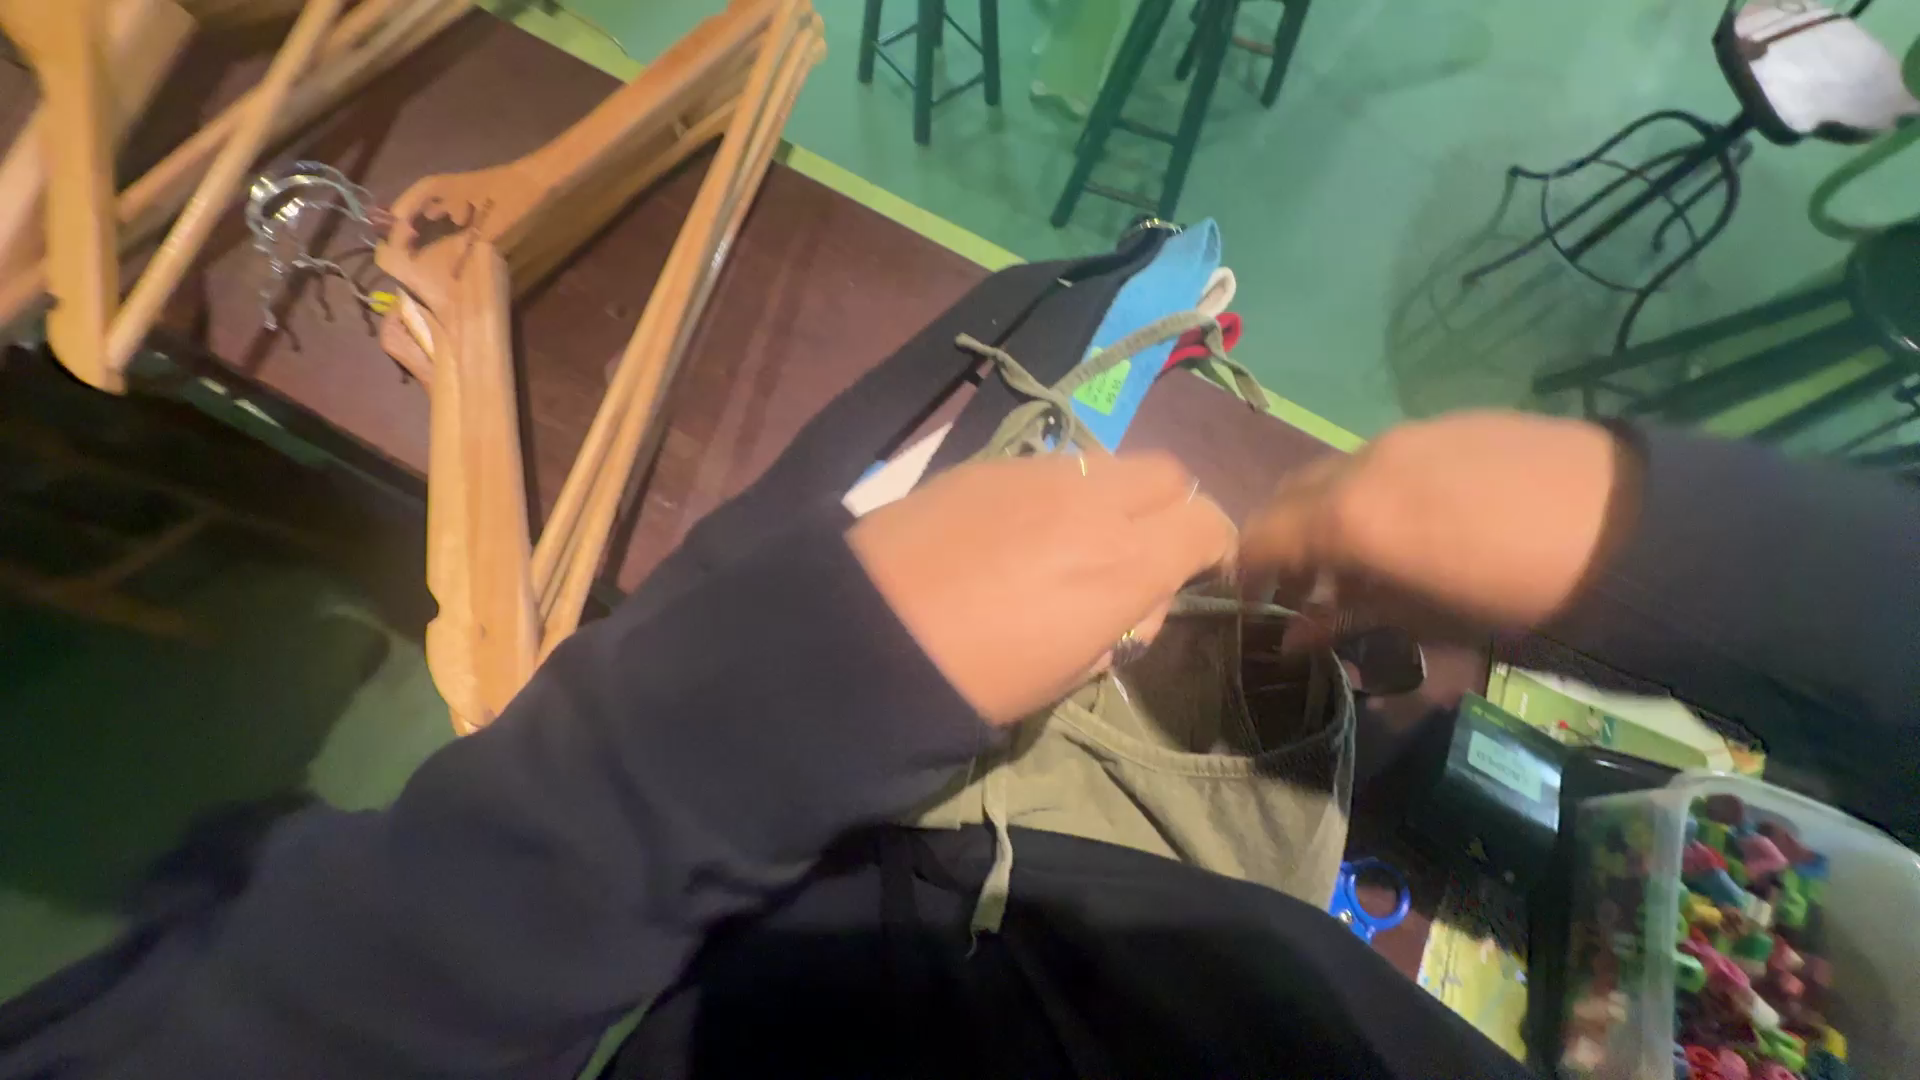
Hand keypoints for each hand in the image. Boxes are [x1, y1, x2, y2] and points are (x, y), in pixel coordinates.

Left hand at [848, 452, 1235, 725]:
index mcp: (1126, 561)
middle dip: (1169, 508)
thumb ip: (1122, 623)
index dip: (1212, 548)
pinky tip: (1016, 528)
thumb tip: (1136, 598)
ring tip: (1069, 540)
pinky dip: (1057, 491)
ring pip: (1107, 463)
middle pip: (1168, 473)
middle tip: (1138, 550)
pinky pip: (1049, 466)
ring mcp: (1038, 473)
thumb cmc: (976, 678)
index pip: (1207, 523)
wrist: (867, 637)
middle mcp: (1093, 501)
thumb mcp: (1069, 672)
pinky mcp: (988, 464)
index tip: (1193, 573)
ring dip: (1110, 496)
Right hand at [1238, 410, 1640, 640]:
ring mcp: (1400, 437)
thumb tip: (1293, 637)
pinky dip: (1367, 488)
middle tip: (1299, 581)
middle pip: (1285, 496)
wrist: (1643, 526)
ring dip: (1322, 511)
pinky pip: (1379, 457)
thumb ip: (1344, 620)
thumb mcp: (1424, 620)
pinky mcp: (1442, 422)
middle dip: (1278, 538)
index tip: (1254, 602)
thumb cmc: (1519, 595)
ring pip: (1330, 472)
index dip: (1245, 572)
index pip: (1259, 537)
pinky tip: (1412, 516)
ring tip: (1358, 551)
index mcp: (1346, 518)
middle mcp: (1357, 465)